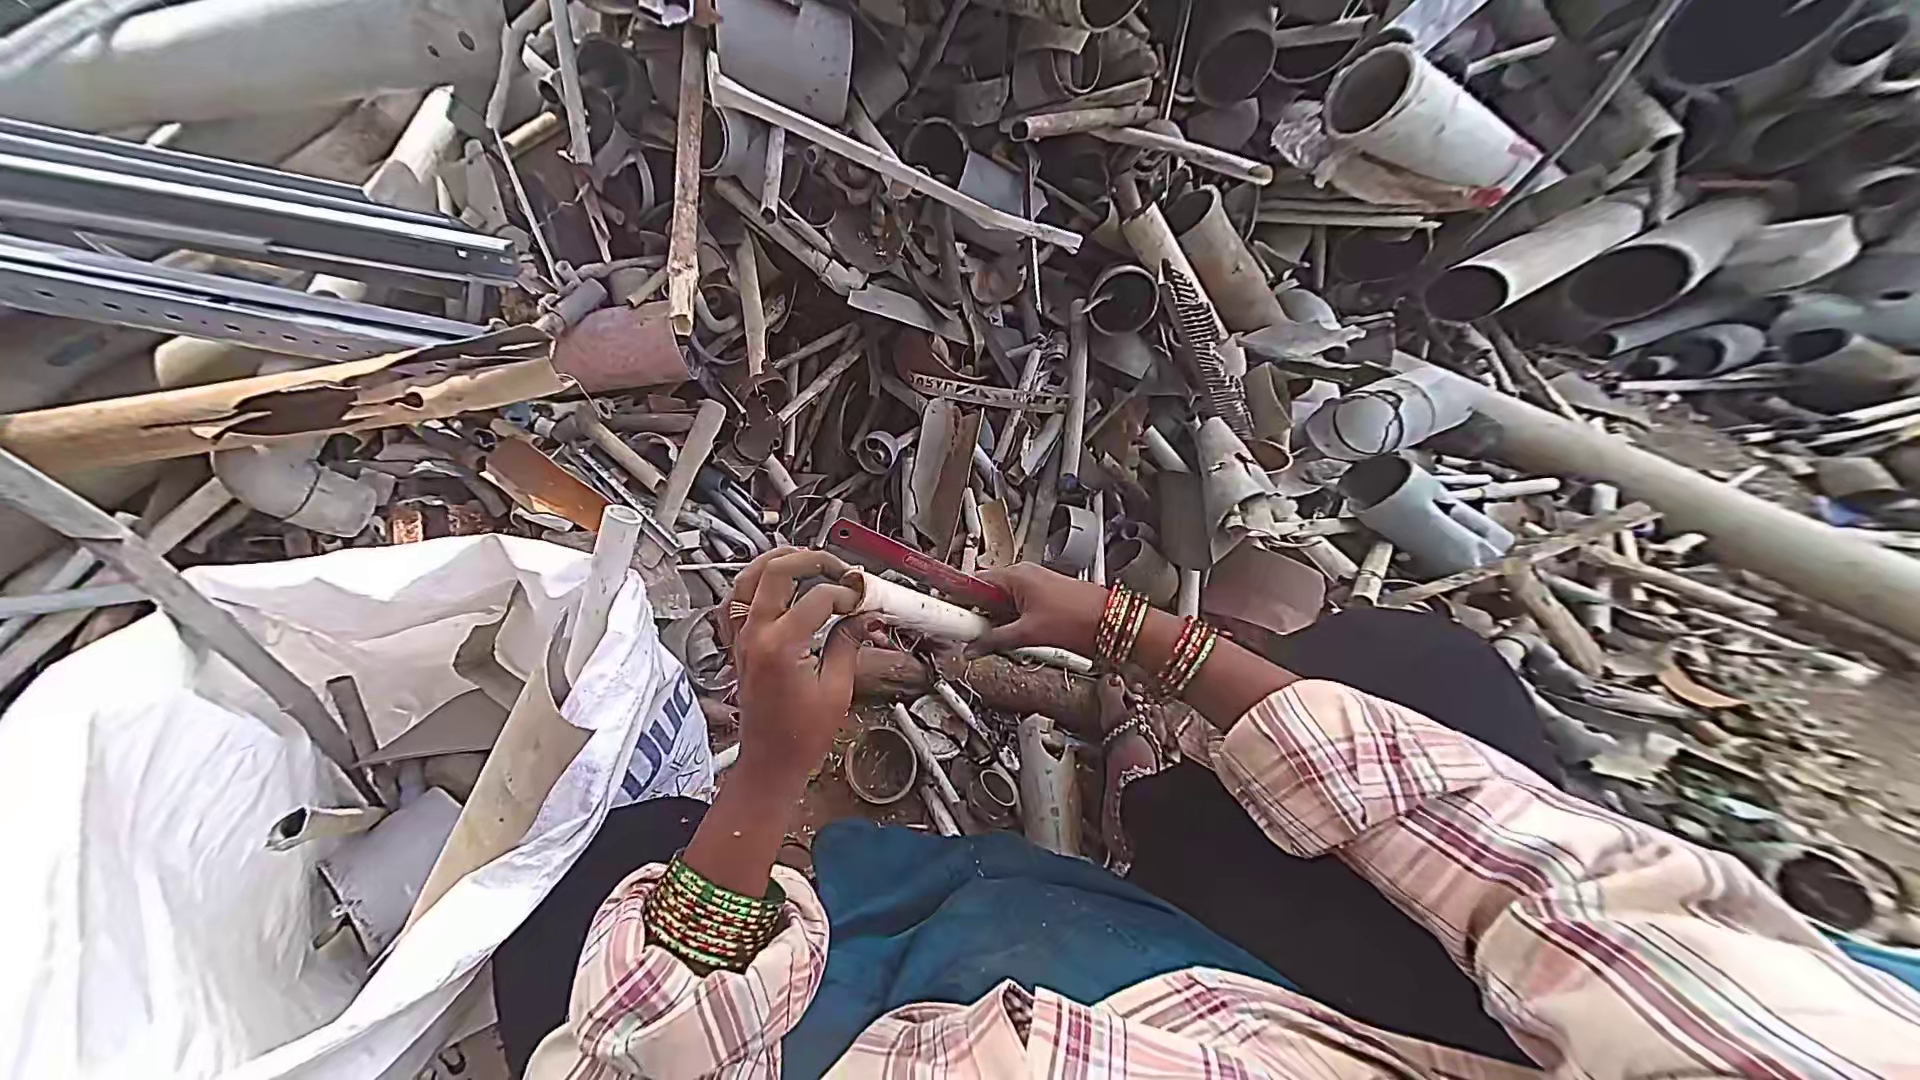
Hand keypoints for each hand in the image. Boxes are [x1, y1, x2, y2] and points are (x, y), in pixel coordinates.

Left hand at [725, 548, 876, 780]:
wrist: (771, 761)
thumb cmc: (800, 735)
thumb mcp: (836, 688)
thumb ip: (848, 643)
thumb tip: (863, 616)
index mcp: (781, 647)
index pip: (818, 597)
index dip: (846, 595)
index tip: (861, 602)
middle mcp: (755, 635)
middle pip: (776, 570)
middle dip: (813, 560)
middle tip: (839, 569)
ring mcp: (742, 638)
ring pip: (749, 577)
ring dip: (779, 561)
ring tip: (808, 560)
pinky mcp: (739, 644)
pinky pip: (735, 600)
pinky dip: (753, 583)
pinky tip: (774, 583)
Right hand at [968, 562, 1108, 657]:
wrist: (1113, 624)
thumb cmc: (1079, 618)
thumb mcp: (1028, 633)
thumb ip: (995, 640)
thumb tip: (973, 647)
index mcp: (1015, 574)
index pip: (973, 581)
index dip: (957, 598)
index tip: (944, 611)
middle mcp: (1023, 576)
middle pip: (985, 594)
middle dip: (977, 614)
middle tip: (970, 634)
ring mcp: (1034, 588)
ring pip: (1001, 604)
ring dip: (994, 621)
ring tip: (995, 639)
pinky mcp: (1043, 601)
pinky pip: (1016, 610)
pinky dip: (1010, 623)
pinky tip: (1013, 638)